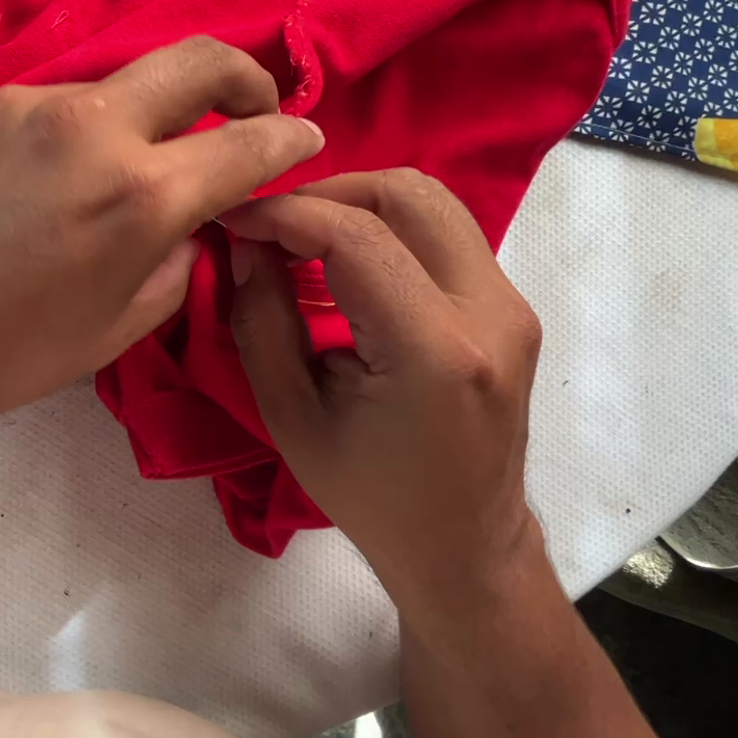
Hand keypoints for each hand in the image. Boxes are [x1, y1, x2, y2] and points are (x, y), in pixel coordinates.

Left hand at [0, 37, 323, 433]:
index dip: (292, 139)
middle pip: (203, 58)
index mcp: (141, 193)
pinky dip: (109, 113)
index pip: (250, 141)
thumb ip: (179, 256)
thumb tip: (199, 216)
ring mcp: (38, 102)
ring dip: (171, 96)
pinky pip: (76, 93)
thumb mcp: (117, 326)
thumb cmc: (0, 355)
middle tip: (255, 115)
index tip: (306, 140)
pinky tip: (91, 158)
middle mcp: (97, 125)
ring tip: (170, 142)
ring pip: (134, 72)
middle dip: (249, 79)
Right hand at [223, 169, 546, 635]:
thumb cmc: (366, 492)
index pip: (355, 235)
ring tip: (294, 239)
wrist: (461, 545)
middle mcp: (490, 312)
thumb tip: (245, 244)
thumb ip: (260, 318)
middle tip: (266, 225)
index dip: (281, 212)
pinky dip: (379, 228)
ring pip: (429, 202)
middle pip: (406, 194)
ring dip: (353, 204)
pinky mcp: (507, 307)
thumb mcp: (287, 413)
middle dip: (322, 192)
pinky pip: (439, 233)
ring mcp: (510, 305)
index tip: (228, 217)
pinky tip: (334, 264)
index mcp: (434, 350)